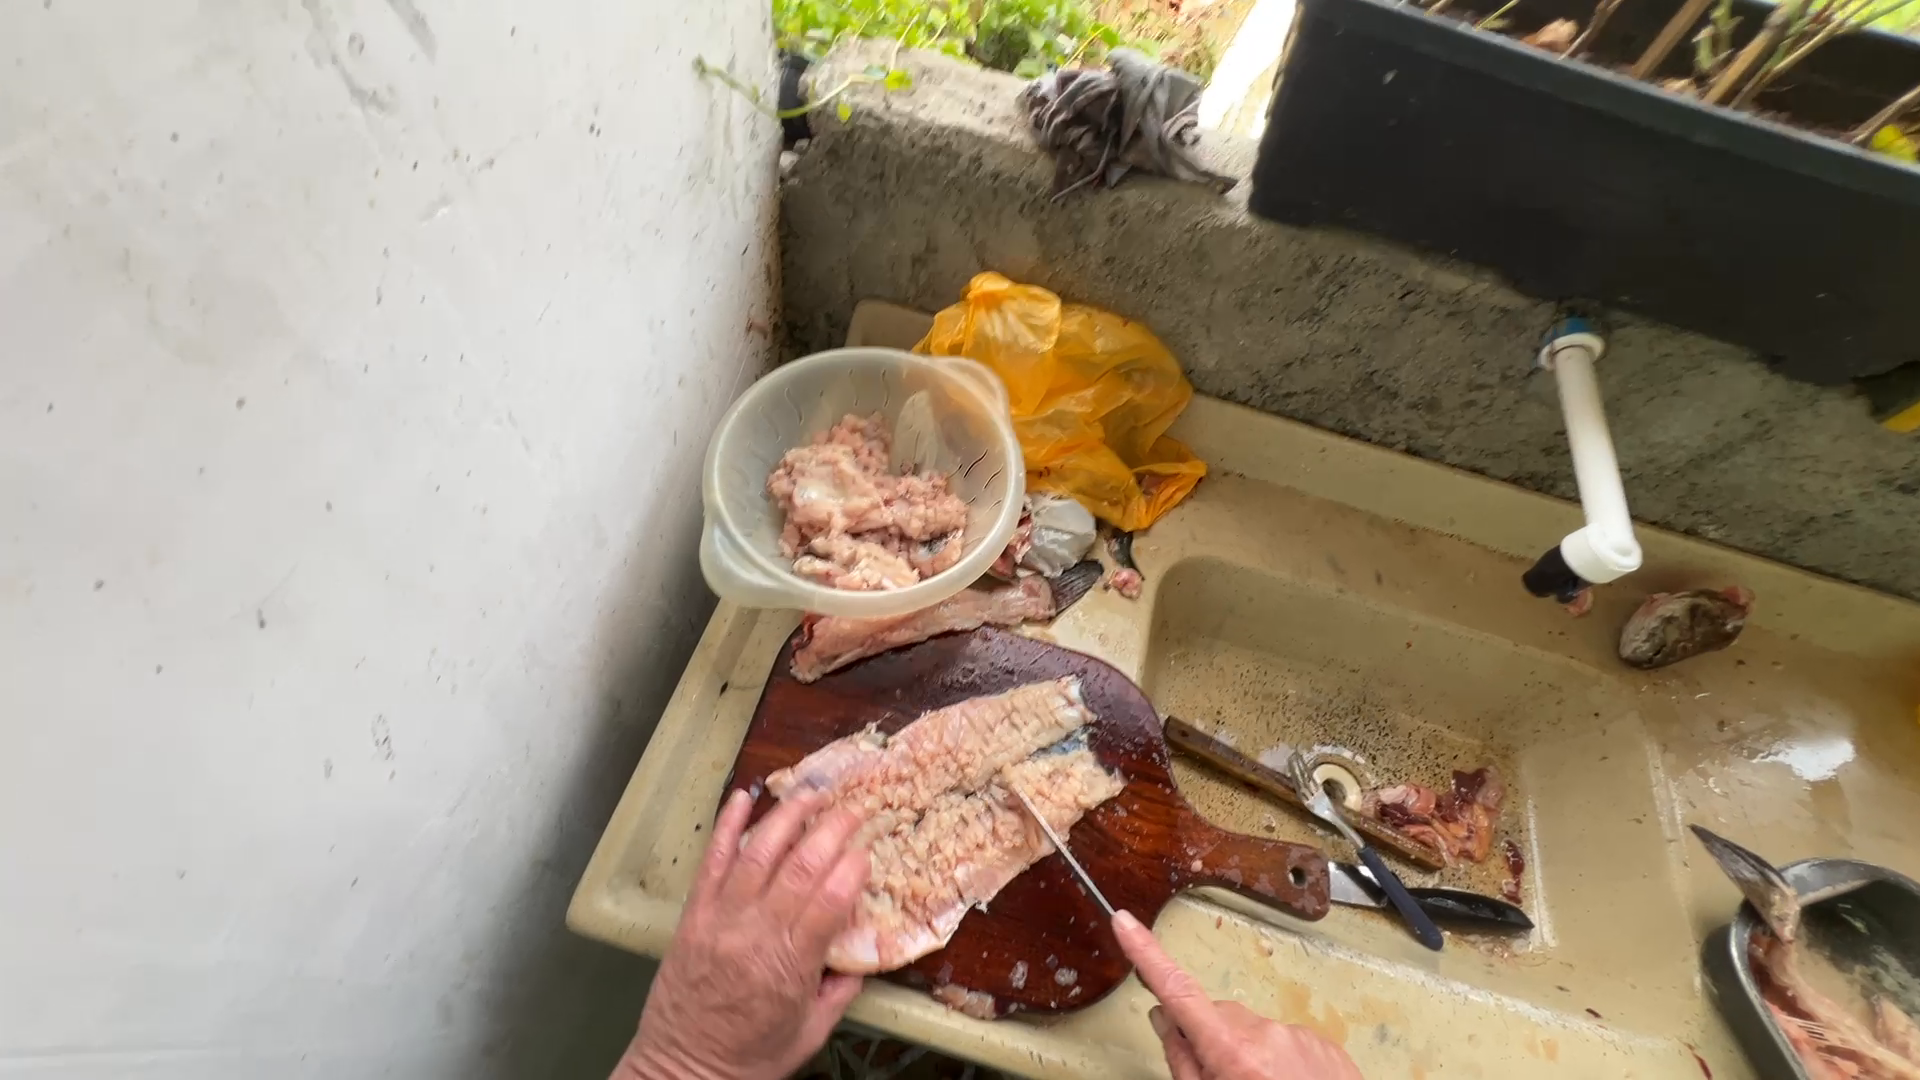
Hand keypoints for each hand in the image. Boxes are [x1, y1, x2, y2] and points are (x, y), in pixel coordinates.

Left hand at [615, 788, 870, 1079]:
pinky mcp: (694, 913)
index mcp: (790, 965)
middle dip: (832, 830)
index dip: (853, 868)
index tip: (867, 852)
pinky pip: (712, 861)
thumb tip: (864, 947)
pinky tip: (744, 796)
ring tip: (812, 792)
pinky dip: (727, 825)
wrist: (680, 1075)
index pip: (831, 901)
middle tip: (852, 810)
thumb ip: (841, 988)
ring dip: (788, 816)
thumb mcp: (811, 1033)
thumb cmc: (752, 1058)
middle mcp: (757, 933)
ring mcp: (722, 918)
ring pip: (759, 853)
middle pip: (801, 867)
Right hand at [1112, 910, 1363, 1079]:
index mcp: (1233, 1054)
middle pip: (1218, 1018)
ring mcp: (1300, 1037)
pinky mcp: (1327, 1046)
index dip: (1147, 955)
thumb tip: (1168, 1022)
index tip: (1124, 921)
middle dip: (1214, 1041)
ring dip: (1252, 1055)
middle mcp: (1266, 1034)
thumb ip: (1184, 1065)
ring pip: (1254, 1031)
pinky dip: (1283, 1061)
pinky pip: (1288, 1041)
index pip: (1178, 992)